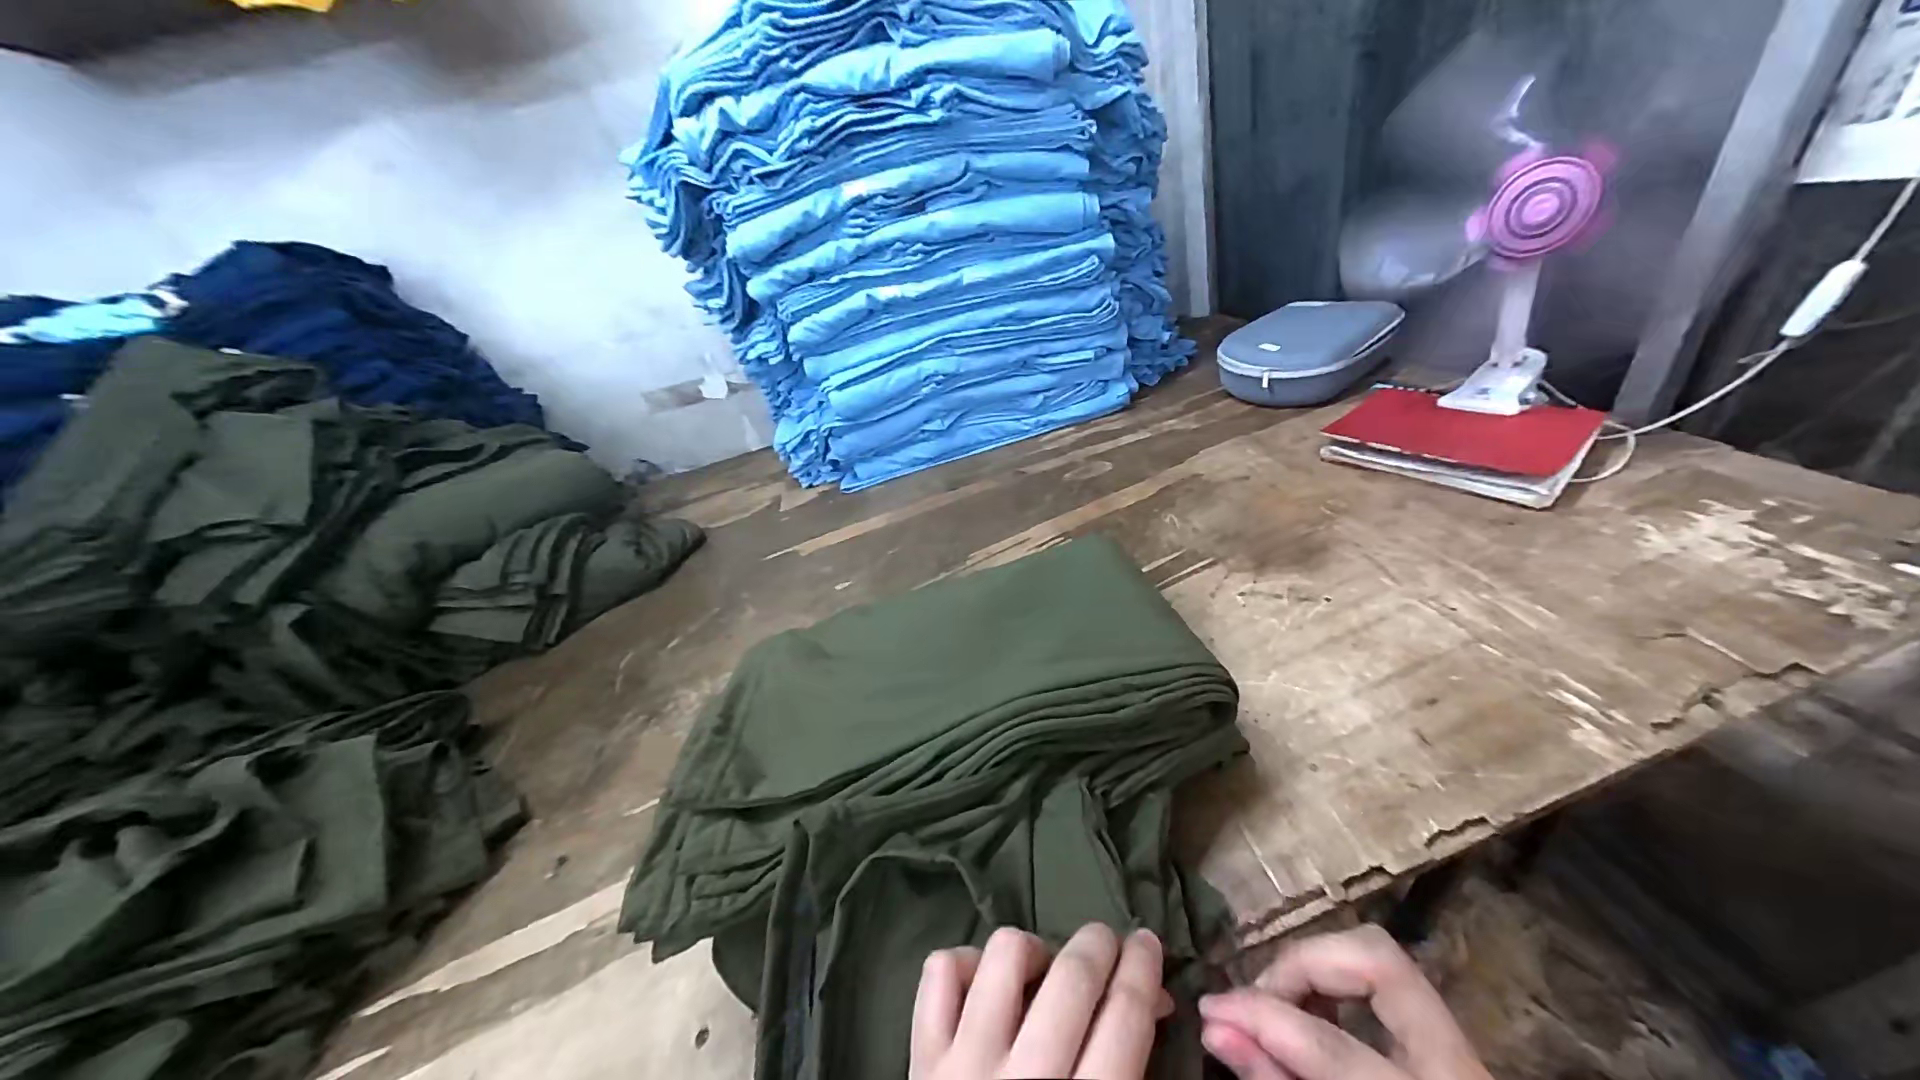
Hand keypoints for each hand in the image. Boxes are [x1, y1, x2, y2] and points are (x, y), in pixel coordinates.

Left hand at [911, 923, 1174, 1079]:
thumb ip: (1129, 1066)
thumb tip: (1149, 997)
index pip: (1124, 1018)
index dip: (1142, 968)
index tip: (1147, 942)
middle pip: (1072, 978)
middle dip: (1099, 944)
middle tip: (1109, 940)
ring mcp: (965, 1064)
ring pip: (1004, 956)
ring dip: (1034, 948)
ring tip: (1046, 968)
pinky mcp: (923, 1056)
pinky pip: (940, 973)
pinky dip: (966, 962)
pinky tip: (985, 984)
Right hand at [1199, 925, 1492, 1079]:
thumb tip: (1216, 1027)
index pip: (1330, 1047)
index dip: (1261, 1016)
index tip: (1212, 1009)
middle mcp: (1460, 1071)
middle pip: (1376, 958)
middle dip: (1303, 962)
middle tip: (1259, 995)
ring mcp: (1466, 1054)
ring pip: (1380, 957)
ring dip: (1316, 970)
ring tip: (1279, 1008)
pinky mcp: (1452, 1048)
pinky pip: (1385, 987)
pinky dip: (1335, 988)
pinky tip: (1312, 1021)